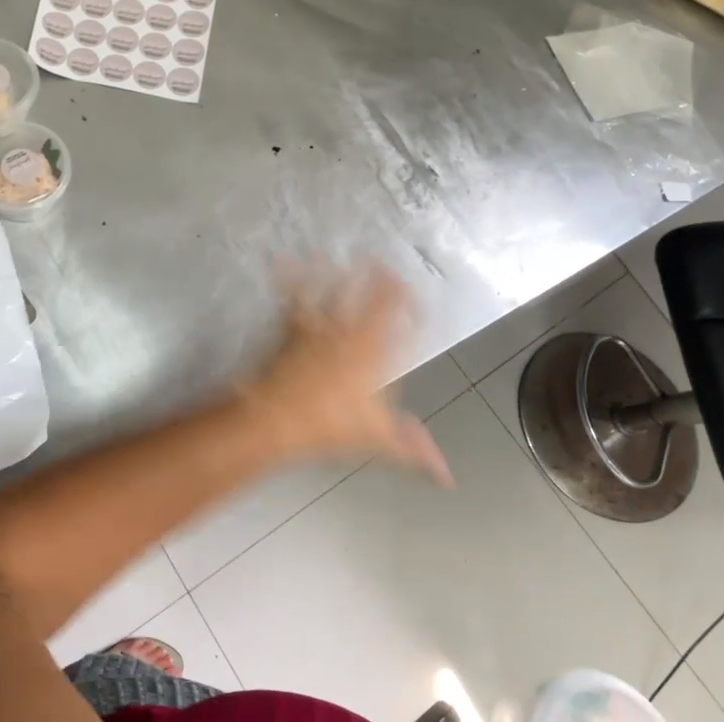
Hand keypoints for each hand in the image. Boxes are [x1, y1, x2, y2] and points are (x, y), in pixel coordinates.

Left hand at [235, 266, 453, 484]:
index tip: (421, 302)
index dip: (415, 309)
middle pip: (371, 297)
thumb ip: (413, 447)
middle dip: (379, 277)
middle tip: (383, 263)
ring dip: (335, 268)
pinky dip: (284, 272)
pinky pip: (289, 292)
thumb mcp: (377, 439)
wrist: (278, 415)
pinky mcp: (290, 323)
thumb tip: (446, 474)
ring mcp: (319, 324)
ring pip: (332, 287)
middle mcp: (351, 332)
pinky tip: (277, 256)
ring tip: (336, 250)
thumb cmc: (329, 425)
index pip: (405, 324)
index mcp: (377, 355)